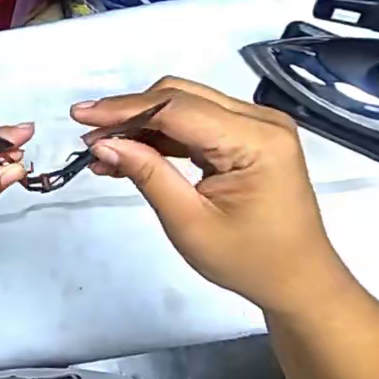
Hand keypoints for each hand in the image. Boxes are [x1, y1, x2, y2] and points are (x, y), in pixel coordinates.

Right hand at [71, 77, 354, 315]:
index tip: (80, 115)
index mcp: (256, 141)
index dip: (124, 109)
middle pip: (178, 97)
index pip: (177, 109)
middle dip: (128, 113)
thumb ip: (147, 174)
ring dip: (140, 123)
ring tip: (102, 147)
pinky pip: (192, 121)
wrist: (298, 282)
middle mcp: (260, 120)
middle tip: (88, 136)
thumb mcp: (189, 223)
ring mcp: (255, 124)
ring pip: (181, 104)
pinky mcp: (245, 134)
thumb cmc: (249, 261)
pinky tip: (128, 152)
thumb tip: (103, 143)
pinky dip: (158, 134)